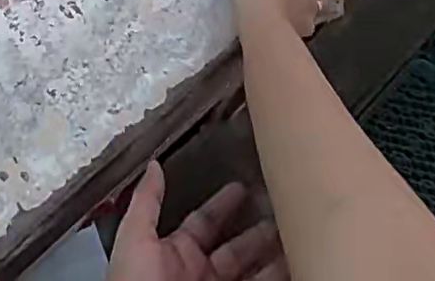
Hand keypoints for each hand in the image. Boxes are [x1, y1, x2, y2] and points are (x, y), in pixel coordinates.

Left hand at [107, 161, 286, 280]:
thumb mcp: (135, 238)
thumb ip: (147, 201)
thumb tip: (155, 165)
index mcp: (178, 254)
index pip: (206, 221)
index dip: (224, 203)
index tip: (243, 186)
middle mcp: (201, 276)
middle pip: (237, 250)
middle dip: (258, 233)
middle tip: (282, 210)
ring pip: (254, 276)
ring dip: (275, 261)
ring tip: (298, 240)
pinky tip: (296, 269)